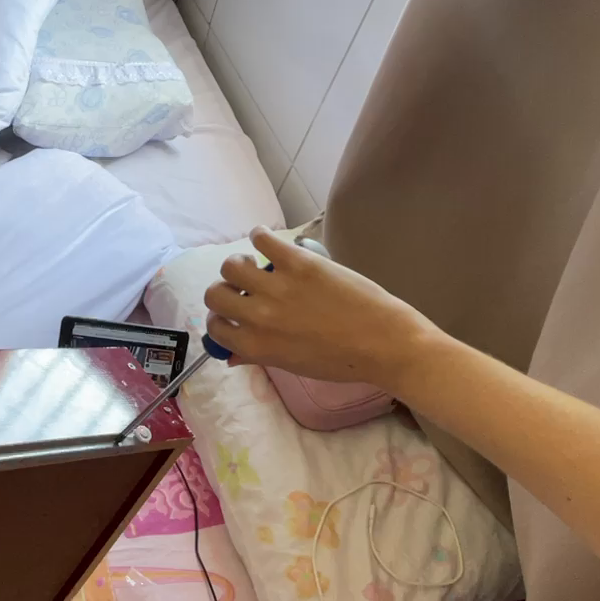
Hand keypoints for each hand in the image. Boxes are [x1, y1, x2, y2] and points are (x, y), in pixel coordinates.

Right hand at [203, 227, 447, 393]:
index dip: (220, 318)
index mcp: (255, 345)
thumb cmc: (341, 361)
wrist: (384, 343)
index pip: (215, 327)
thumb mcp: (291, 365)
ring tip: (254, 263)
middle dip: (224, 290)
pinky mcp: (298, 263)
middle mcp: (258, 316)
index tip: (232, 312)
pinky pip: (262, 239)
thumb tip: (230, 355)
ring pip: (232, 265)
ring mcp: (276, 288)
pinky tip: (266, 240)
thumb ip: (257, 356)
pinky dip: (260, 236)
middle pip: (215, 294)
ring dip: (239, 263)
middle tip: (242, 287)